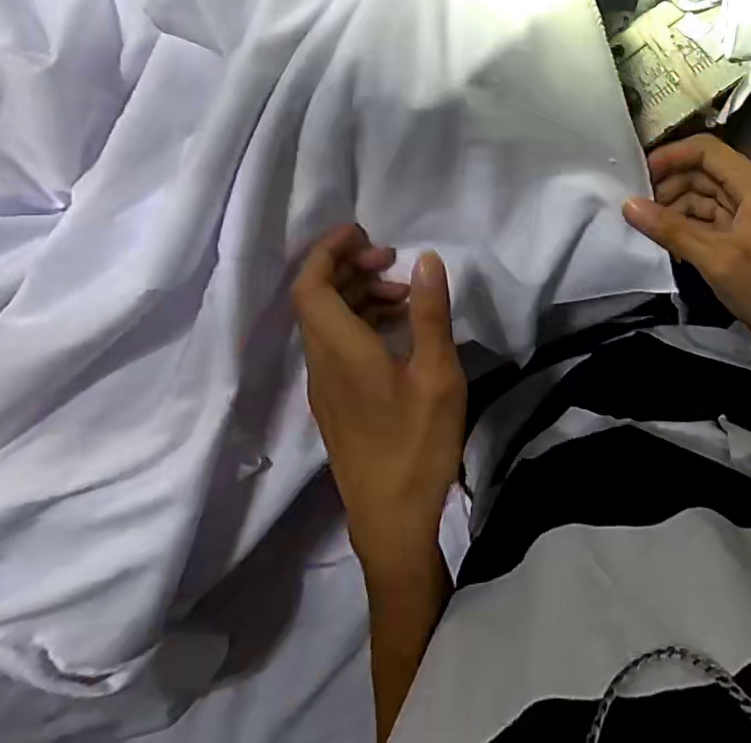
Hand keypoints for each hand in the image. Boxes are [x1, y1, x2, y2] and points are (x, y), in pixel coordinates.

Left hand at [292, 224, 465, 577]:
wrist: (393, 519)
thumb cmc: (419, 442)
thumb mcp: (438, 374)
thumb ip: (430, 313)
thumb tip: (426, 259)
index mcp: (340, 351)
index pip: (312, 286)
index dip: (329, 251)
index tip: (363, 231)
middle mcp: (321, 364)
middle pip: (317, 300)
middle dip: (350, 268)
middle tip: (395, 261)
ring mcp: (323, 387)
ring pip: (326, 324)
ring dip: (358, 297)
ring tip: (405, 296)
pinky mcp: (333, 405)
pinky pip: (335, 347)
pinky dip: (359, 324)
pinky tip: (397, 333)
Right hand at [622, 134, 750, 375]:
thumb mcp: (716, 258)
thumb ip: (670, 229)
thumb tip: (627, 204)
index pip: (706, 150)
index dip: (670, 157)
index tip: (636, 176)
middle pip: (702, 172)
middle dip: (668, 186)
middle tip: (634, 207)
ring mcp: (748, 215)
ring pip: (702, 197)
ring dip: (674, 209)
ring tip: (645, 228)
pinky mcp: (742, 237)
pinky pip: (708, 220)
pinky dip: (686, 228)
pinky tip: (665, 244)